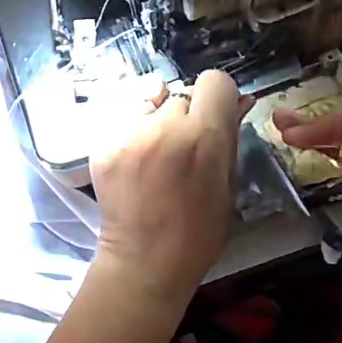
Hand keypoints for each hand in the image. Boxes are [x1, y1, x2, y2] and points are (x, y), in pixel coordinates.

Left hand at [89, 70, 242, 306]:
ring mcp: (129, 135)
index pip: (214, 81)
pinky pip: (122, 122)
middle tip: (183, 148)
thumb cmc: (198, 232)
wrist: (144, 261)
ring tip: (154, 156)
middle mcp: (164, 127)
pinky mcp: (102, 145)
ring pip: (149, 106)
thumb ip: (230, 138)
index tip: (215, 118)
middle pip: (180, 96)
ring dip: (155, 122)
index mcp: (204, 137)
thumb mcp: (227, 185)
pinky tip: (134, 163)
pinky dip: (130, 135)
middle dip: (185, 116)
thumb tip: (239, 102)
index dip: (218, 98)